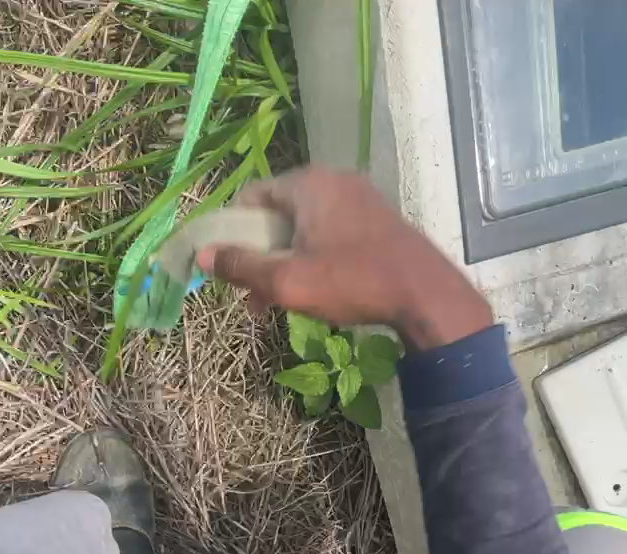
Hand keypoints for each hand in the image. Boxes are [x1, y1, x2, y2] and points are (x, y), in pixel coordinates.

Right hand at [198, 167, 493, 350]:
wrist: (423, 293)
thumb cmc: (350, 281)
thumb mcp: (286, 281)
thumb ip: (241, 267)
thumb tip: (202, 256)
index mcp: (308, 184)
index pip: (252, 195)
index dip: (232, 230)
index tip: (228, 265)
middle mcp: (333, 179)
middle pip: (277, 212)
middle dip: (260, 253)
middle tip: (253, 293)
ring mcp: (358, 196)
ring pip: (303, 225)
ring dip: (285, 260)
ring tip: (280, 300)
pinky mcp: (375, 217)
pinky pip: (329, 230)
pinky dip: (312, 255)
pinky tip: (314, 289)